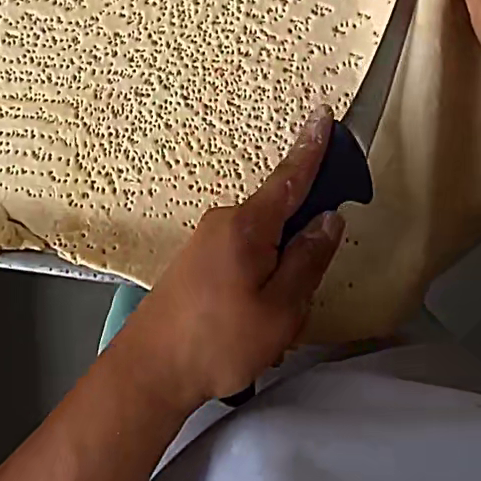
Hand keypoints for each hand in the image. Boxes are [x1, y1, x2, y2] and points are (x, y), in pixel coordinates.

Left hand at [113, 106, 347, 404]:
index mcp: (246, 225)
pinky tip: (255, 323)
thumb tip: (328, 219)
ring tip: (271, 328)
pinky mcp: (198, 260)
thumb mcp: (281, 306)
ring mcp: (207, 240)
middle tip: (302, 296)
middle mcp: (223, 222)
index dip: (312, 148)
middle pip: (280, 215)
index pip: (289, 178)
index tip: (323, 115)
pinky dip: (263, 284)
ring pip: (265, 245)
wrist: (152, 365)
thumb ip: (309, 258)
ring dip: (282, 278)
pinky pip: (246, 259)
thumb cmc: (218, 339)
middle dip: (303, 247)